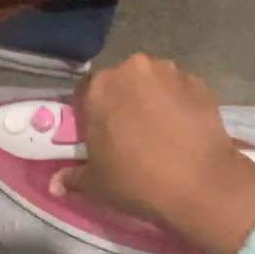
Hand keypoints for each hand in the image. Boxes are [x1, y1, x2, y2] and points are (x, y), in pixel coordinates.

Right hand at [57, 55, 254, 253]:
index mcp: (99, 88)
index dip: (89, 116)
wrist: (199, 183)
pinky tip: (181, 133)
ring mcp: (170, 71)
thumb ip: (73, 177)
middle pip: (120, 84)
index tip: (97, 138)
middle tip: (128, 138)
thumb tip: (56, 183)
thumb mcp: (97, 185)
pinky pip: (179, 92)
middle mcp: (132, 68)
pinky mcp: (199, 82)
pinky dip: (177, 106)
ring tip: (159, 135)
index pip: (84, 94)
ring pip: (151, 84)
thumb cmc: (136, 181)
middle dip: (121, 104)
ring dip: (150, 102)